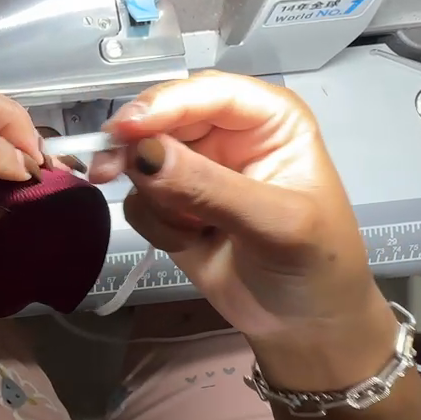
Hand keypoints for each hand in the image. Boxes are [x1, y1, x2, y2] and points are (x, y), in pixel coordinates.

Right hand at [89, 72, 396, 390]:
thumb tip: (142, 154)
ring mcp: (196, 167)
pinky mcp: (172, 201)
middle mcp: (228, 132)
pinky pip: (139, 196)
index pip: (208, 91)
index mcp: (268, 119)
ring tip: (186, 230)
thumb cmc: (315, 266)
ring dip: (154, 195)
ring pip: (142, 157)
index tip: (123, 130)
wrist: (305, 327)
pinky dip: (156, 222)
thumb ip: (208, 187)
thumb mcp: (275, 223)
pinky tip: (189, 240)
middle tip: (105, 173)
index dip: (163, 104)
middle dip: (137, 147)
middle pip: (163, 116)